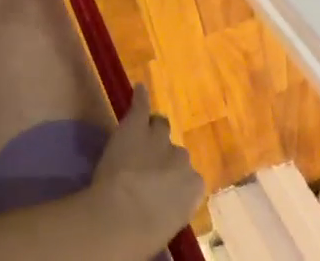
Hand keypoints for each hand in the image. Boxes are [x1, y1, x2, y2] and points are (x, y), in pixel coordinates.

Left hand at [91, 85, 205, 246]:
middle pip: (176, 152)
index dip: (172, 179)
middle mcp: (182, 159)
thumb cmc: (147, 231)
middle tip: (147, 165)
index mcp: (194, 187)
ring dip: (152, 132)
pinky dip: (140, 98)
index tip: (162, 185)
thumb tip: (165, 205)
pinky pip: (141, 106)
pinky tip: (139, 88)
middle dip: (164, 157)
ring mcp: (159, 139)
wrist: (125, 212)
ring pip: (160, 127)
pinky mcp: (136, 125)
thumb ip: (173, 205)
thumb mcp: (170, 223)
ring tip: (141, 135)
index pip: (188, 178)